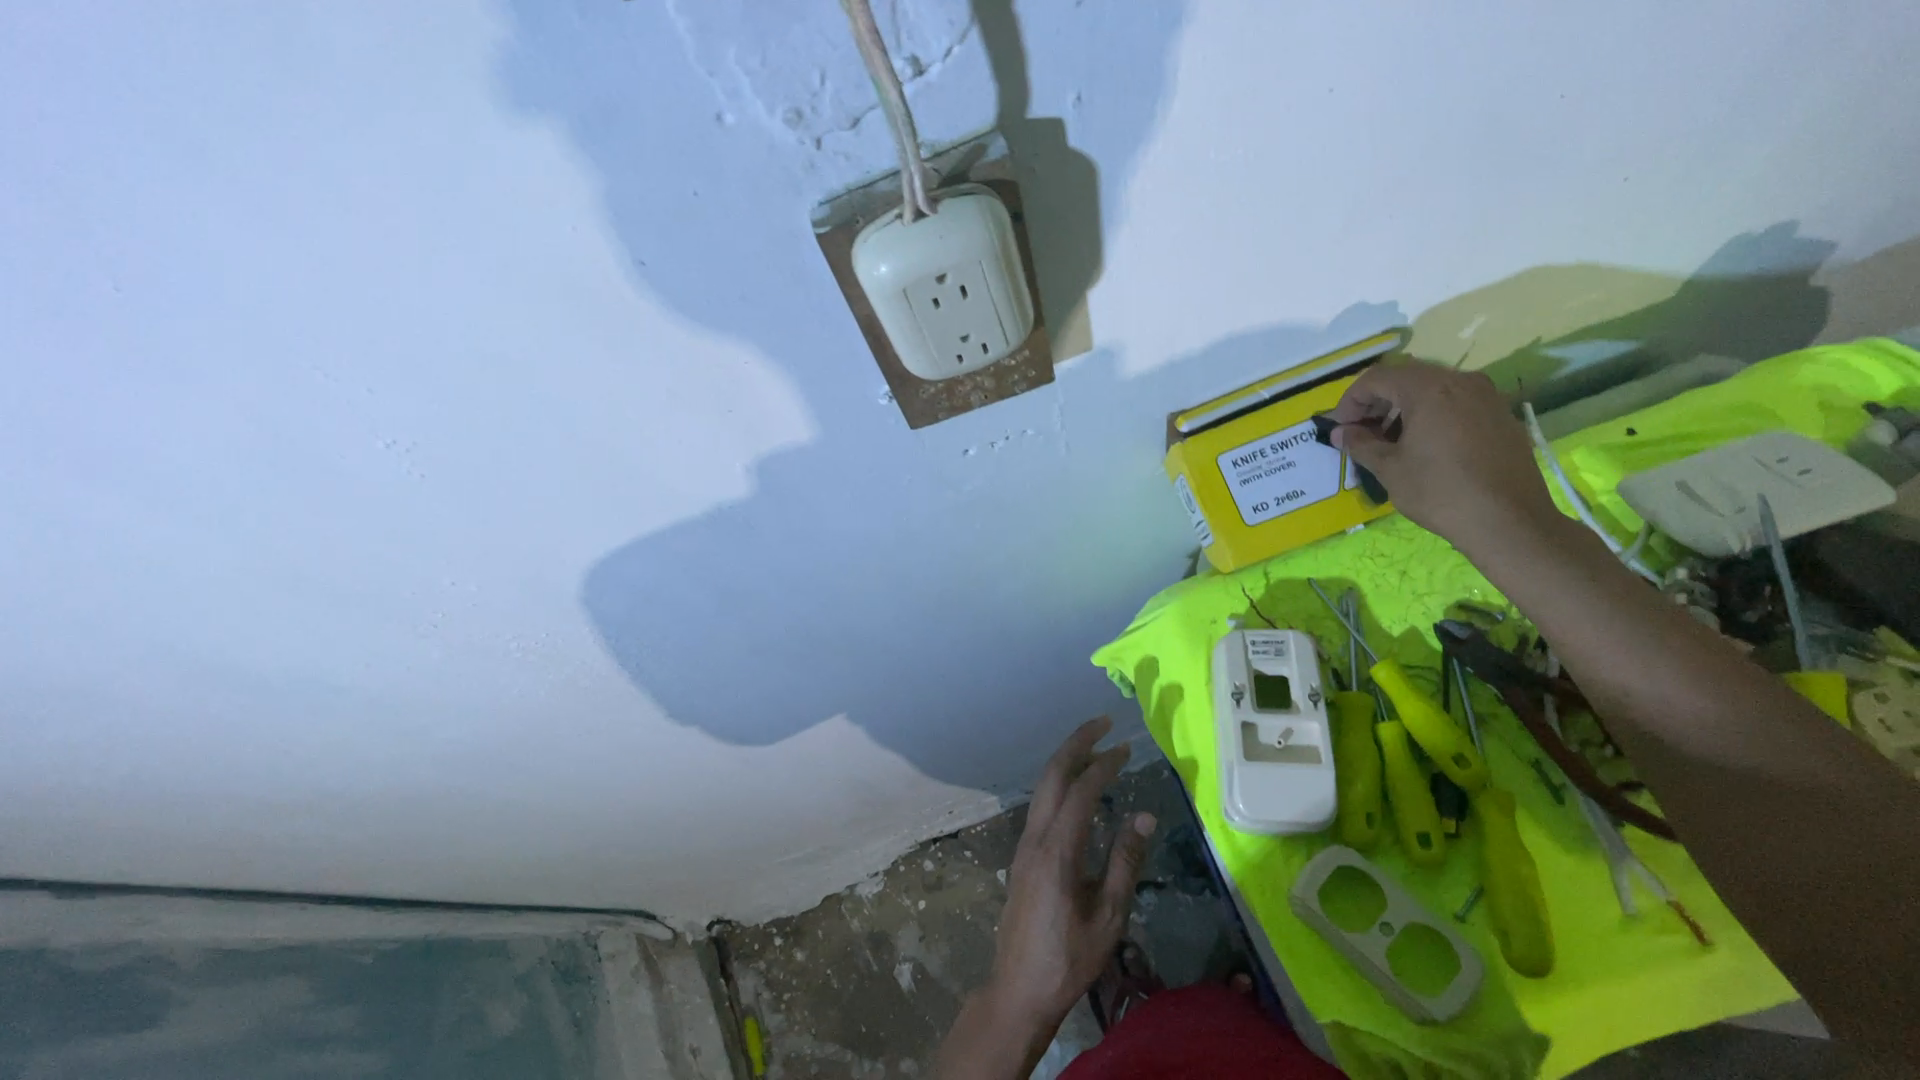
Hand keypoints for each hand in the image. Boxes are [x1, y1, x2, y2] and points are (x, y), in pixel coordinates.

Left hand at [989, 717, 1155, 1031]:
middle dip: (1076, 744)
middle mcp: (1034, 839)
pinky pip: (1041, 807)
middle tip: (1103, 722)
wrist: (1019, 988)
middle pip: (1051, 776)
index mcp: (1056, 851)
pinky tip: (1079, 791)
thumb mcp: (1109, 915)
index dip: (1104, 765)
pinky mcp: (1022, 858)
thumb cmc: (1069, 957)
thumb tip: (1144, 814)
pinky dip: (1061, 786)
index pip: (1081, 792)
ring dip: (1067, 762)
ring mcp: (1023, 847)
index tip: (1127, 747)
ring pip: (1042, 789)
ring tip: (1097, 749)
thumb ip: (1125, 862)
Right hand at [1326, 360, 1561, 554]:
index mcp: (1429, 389)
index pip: (1377, 378)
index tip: (1341, 428)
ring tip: (1392, 441)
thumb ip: (1361, 444)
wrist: (1509, 521)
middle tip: (1362, 432)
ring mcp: (1487, 396)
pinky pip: (1458, 403)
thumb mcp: (1390, 469)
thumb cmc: (1439, 492)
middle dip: (1378, 402)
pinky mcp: (1502, 415)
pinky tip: (1427, 447)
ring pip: (1434, 389)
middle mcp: (1461, 381)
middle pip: (1407, 378)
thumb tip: (1340, 433)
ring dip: (1405, 408)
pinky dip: (1434, 415)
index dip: (1351, 400)